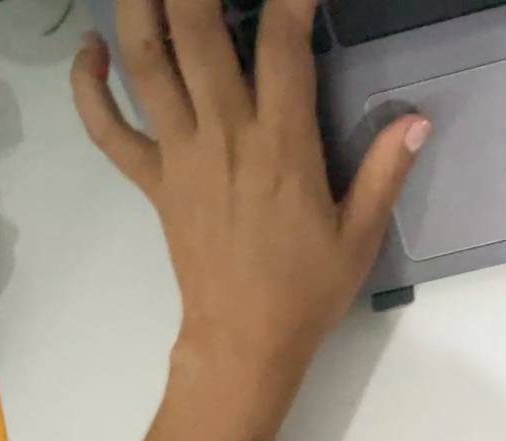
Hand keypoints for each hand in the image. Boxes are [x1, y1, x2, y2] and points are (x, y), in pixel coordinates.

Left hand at [71, 0, 429, 414]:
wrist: (246, 341)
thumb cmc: (307, 293)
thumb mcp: (359, 239)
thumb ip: (384, 175)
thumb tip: (417, 122)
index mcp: (282, 148)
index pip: (283, 47)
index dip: (289, 0)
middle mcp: (224, 136)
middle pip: (196, 31)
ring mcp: (180, 155)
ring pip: (145, 61)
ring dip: (140, 5)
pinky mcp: (152, 182)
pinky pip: (107, 127)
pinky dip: (88, 85)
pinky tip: (91, 51)